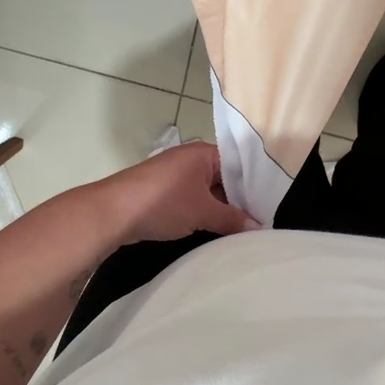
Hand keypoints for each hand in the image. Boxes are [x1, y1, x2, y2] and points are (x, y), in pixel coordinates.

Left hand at [83, 142, 258, 244]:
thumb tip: (258, 227)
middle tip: (260, 225)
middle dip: (239, 201)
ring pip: (208, 192)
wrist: (114, 211)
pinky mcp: (164, 192)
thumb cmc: (163, 202)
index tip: (270, 209)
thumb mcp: (203, 212)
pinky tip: (216, 231)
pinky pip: (193, 200)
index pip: (239, 165)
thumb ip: (232, 219)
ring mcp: (176, 175)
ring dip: (220, 210)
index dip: (255, 187)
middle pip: (225, 179)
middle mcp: (191, 159)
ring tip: (243, 231)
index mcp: (204, 153)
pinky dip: (204, 214)